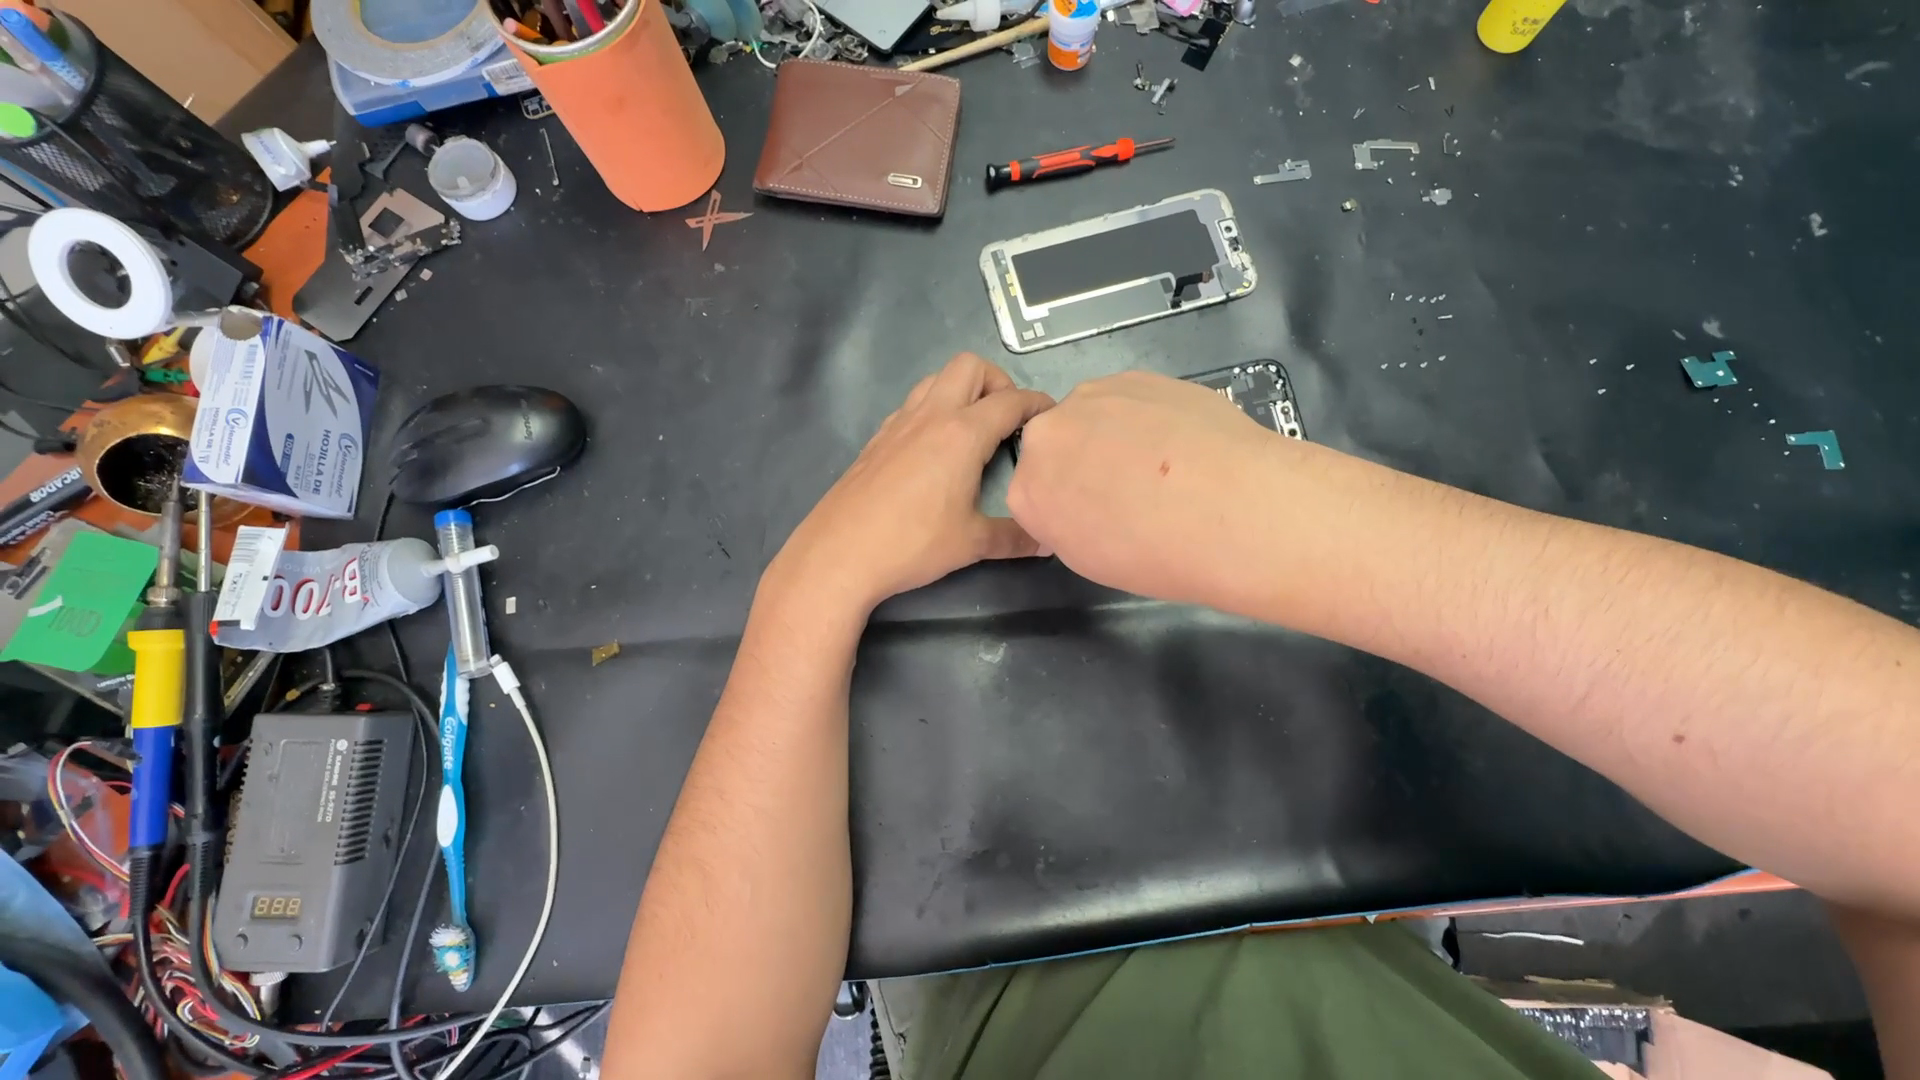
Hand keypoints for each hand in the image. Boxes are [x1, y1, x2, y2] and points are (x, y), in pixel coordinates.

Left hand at [771, 353, 1054, 612]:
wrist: (839, 553)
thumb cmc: (912, 544)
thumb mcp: (972, 544)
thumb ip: (1014, 537)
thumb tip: (1047, 541)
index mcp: (962, 434)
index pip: (1010, 401)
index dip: (1037, 403)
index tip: (1053, 416)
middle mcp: (931, 416)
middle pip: (969, 367)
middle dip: (997, 382)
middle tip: (1007, 417)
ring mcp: (898, 424)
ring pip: (935, 380)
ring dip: (960, 390)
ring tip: (973, 427)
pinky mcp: (877, 439)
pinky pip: (911, 405)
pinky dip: (932, 410)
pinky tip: (934, 448)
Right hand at [1007, 371, 1294, 610]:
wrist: (1231, 507)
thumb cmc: (1157, 554)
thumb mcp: (1092, 561)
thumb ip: (1066, 526)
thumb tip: (1081, 507)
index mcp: (1027, 490)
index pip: (1032, 493)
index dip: (1066, 505)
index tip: (1098, 518)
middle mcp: (1047, 436)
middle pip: (1055, 446)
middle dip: (1082, 462)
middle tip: (1129, 489)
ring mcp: (1091, 398)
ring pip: (1091, 416)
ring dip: (1113, 434)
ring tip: (1163, 463)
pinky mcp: (1135, 376)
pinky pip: (1129, 398)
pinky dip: (1147, 416)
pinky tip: (1183, 441)